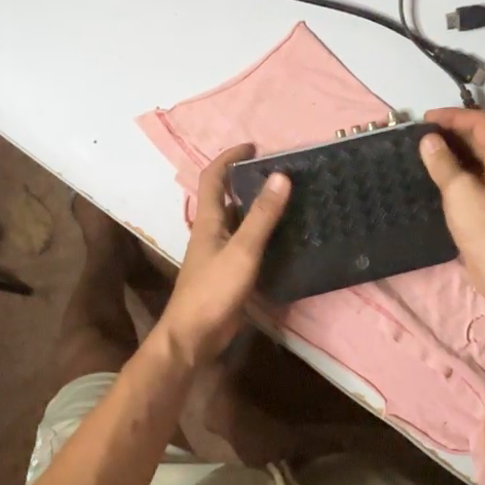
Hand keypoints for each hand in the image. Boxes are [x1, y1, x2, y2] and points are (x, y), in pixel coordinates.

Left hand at [154, 144, 290, 368]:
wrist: (194, 337)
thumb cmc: (213, 291)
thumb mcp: (242, 250)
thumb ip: (261, 216)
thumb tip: (280, 176)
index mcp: (208, 220)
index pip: (213, 177)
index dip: (229, 157)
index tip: (254, 147)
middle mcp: (212, 231)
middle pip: (227, 197)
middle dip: (250, 181)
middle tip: (282, 174)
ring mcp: (219, 254)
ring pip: (240, 221)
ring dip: (259, 208)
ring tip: (291, 201)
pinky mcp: (229, 273)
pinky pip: (248, 245)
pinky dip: (264, 236)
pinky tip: (286, 239)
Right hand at [419, 108, 484, 301]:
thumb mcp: (459, 192)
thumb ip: (443, 163)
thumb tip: (429, 139)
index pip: (481, 123)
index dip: (452, 116)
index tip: (424, 119)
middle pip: (481, 139)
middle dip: (451, 132)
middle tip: (421, 135)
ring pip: (477, 160)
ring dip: (452, 153)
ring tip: (424, 153)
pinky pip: (475, 179)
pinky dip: (456, 172)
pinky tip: (437, 179)